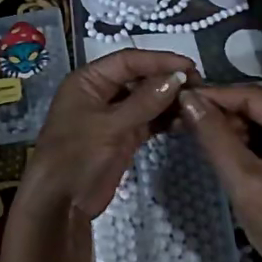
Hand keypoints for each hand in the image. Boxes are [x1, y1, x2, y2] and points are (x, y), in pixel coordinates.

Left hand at [21, 50, 194, 222]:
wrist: (61, 200)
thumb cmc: (76, 155)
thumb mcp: (110, 126)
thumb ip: (144, 101)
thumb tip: (178, 78)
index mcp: (87, 81)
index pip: (126, 61)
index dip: (158, 60)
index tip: (190, 67)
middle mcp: (99, 93)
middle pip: (138, 78)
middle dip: (166, 81)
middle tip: (201, 88)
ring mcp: (112, 116)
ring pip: (146, 100)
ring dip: (169, 101)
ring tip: (198, 105)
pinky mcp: (122, 136)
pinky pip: (148, 121)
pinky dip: (165, 120)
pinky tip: (186, 122)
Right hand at [179, 84, 261, 261]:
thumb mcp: (243, 180)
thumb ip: (214, 136)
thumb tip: (187, 98)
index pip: (257, 97)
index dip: (216, 95)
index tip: (181, 99)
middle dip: (224, 112)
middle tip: (187, 120)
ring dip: (234, 125)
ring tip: (202, 135)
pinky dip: (249, 139)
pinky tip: (226, 148)